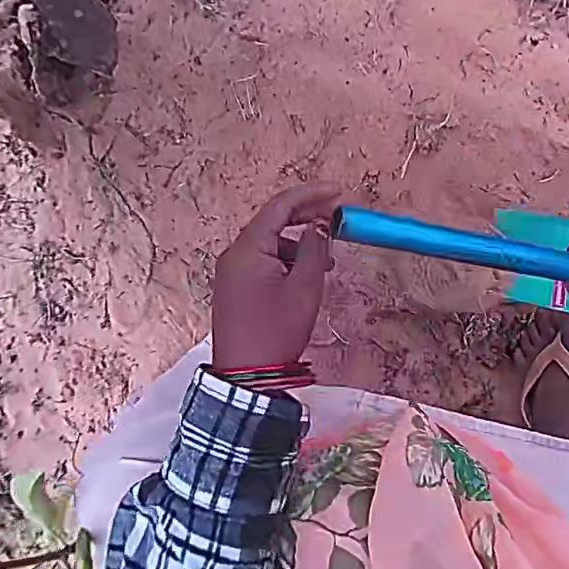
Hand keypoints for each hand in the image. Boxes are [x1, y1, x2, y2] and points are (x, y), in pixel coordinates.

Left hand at [212, 183, 340, 368]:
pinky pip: (261, 261)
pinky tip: (305, 275)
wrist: (246, 375)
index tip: (337, 192)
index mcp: (248, 249)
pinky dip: (285, 260)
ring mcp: (231, 271)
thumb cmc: (276, 332)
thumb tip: (319, 225)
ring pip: (268, 243)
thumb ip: (314, 250)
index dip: (310, 195)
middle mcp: (234, 254)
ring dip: (297, 243)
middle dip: (305, 216)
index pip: (279, 206)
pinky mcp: (234, 286)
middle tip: (336, 217)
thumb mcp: (304, 289)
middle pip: (272, 222)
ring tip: (326, 260)